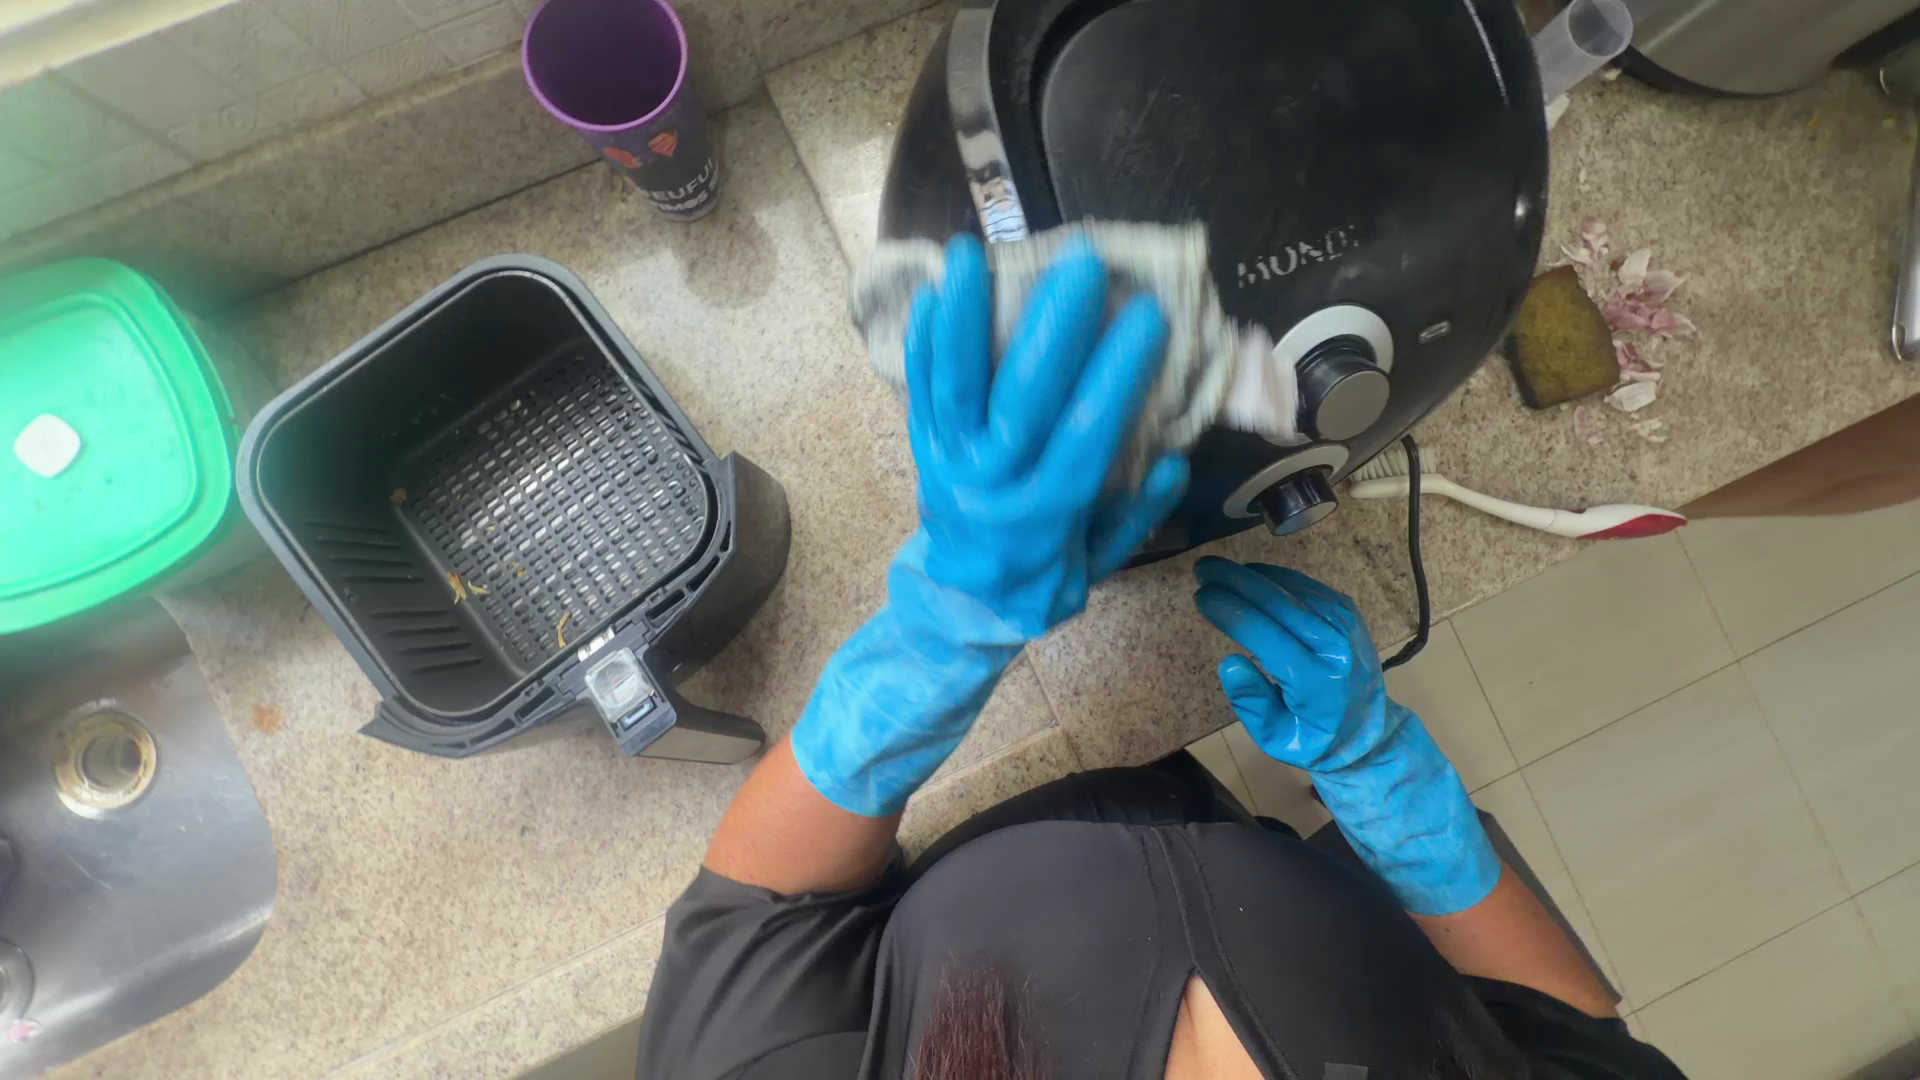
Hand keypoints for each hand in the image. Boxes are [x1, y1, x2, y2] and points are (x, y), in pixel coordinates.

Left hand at [791, 236, 1188, 816]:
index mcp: (1045, 514)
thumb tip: (1172, 460)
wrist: (961, 611)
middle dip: (1053, 330)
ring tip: (971, 253)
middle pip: (1021, 403)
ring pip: (955, 390)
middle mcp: (992, 485)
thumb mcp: (1099, 567)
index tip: (1148, 314)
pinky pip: (918, 399)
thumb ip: (1136, 518)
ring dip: (963, 319)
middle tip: (1081, 260)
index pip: (1086, 437)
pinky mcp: (921, 452)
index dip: (1116, 377)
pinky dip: (921, 348)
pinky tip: (927, 295)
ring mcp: (948, 465)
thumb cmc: (1038, 585)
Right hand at [1190, 558, 1395, 770]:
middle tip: (1202, 569)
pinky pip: (1304, 585)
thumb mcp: (1275, 738)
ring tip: (1217, 569)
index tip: (1200, 597)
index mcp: (1316, 682)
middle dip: (1234, 581)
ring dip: (1251, 574)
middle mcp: (1334, 646)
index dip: (1230, 611)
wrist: (1368, 730)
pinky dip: (1273, 576)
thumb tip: (1229, 663)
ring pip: (1290, 587)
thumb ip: (1251, 702)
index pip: (1265, 634)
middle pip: (1278, 601)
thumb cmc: (1312, 738)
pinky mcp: (1347, 612)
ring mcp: (1345, 624)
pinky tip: (1249, 574)